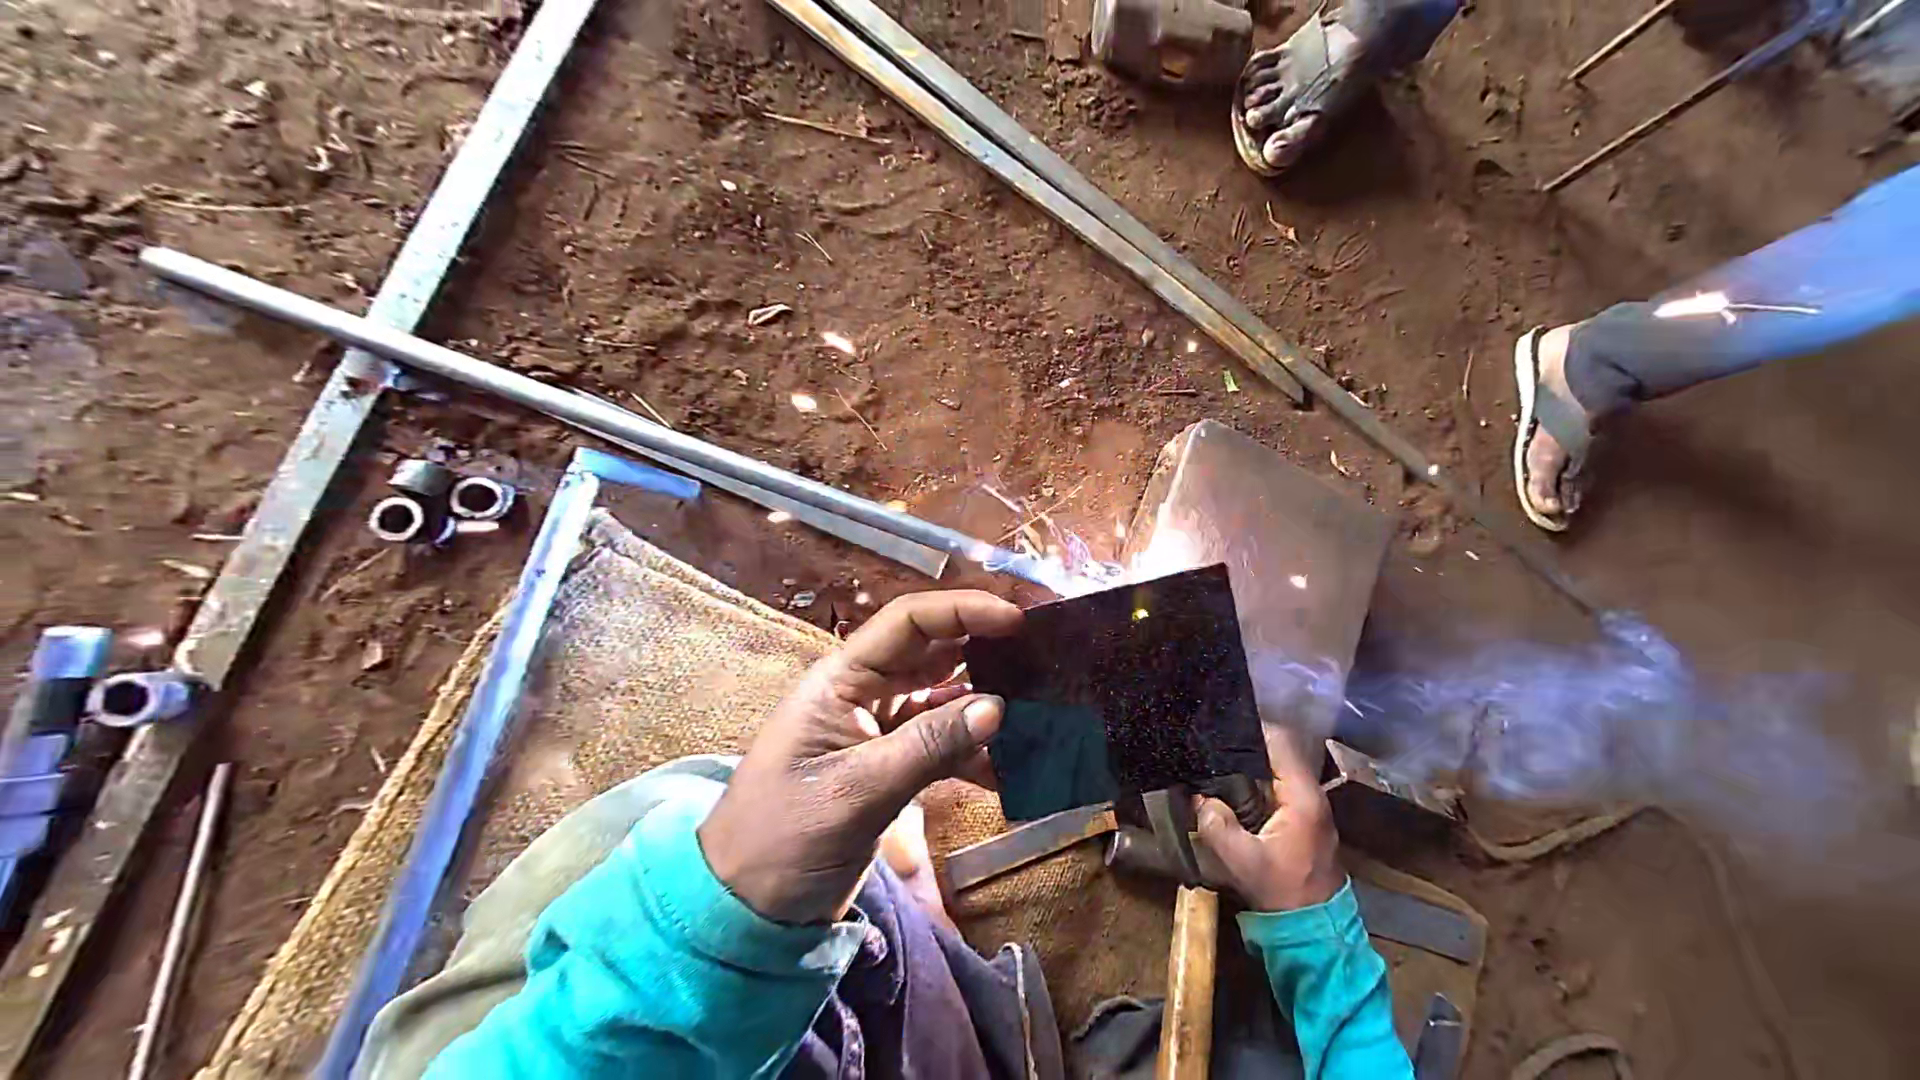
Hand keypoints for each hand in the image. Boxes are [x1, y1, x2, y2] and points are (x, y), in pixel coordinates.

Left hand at [698, 590, 1022, 923]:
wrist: (745, 906)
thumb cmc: (783, 835)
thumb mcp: (855, 789)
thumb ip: (927, 746)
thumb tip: (999, 707)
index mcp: (844, 678)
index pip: (909, 621)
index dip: (963, 611)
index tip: (1015, 621)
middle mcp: (866, 692)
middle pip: (933, 652)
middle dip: (985, 649)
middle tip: (1040, 655)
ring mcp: (881, 729)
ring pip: (944, 698)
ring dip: (987, 704)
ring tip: (1039, 709)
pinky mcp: (892, 765)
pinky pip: (943, 743)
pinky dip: (975, 751)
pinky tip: (1011, 767)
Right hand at [1193, 734, 1343, 911]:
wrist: (1313, 930)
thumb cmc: (1283, 891)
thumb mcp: (1244, 862)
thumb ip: (1218, 827)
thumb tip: (1201, 799)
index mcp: (1302, 797)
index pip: (1279, 742)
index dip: (1248, 730)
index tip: (1216, 729)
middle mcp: (1308, 794)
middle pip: (1272, 753)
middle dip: (1238, 749)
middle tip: (1205, 748)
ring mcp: (1305, 806)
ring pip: (1270, 770)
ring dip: (1242, 768)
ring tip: (1209, 765)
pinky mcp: (1297, 818)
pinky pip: (1270, 787)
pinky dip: (1248, 784)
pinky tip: (1224, 790)